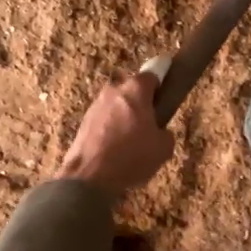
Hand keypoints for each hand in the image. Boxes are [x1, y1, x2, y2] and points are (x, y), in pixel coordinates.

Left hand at [53, 71, 175, 197]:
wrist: (88, 179)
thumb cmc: (131, 157)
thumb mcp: (163, 148)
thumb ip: (165, 133)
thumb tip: (159, 132)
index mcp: (136, 89)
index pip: (154, 72)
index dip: (163, 81)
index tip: (167, 91)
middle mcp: (114, 90)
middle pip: (133, 89)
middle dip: (142, 101)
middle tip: (150, 123)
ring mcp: (96, 105)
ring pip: (117, 104)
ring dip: (124, 116)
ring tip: (130, 142)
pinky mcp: (83, 122)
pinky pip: (103, 120)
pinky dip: (110, 129)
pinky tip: (114, 150)